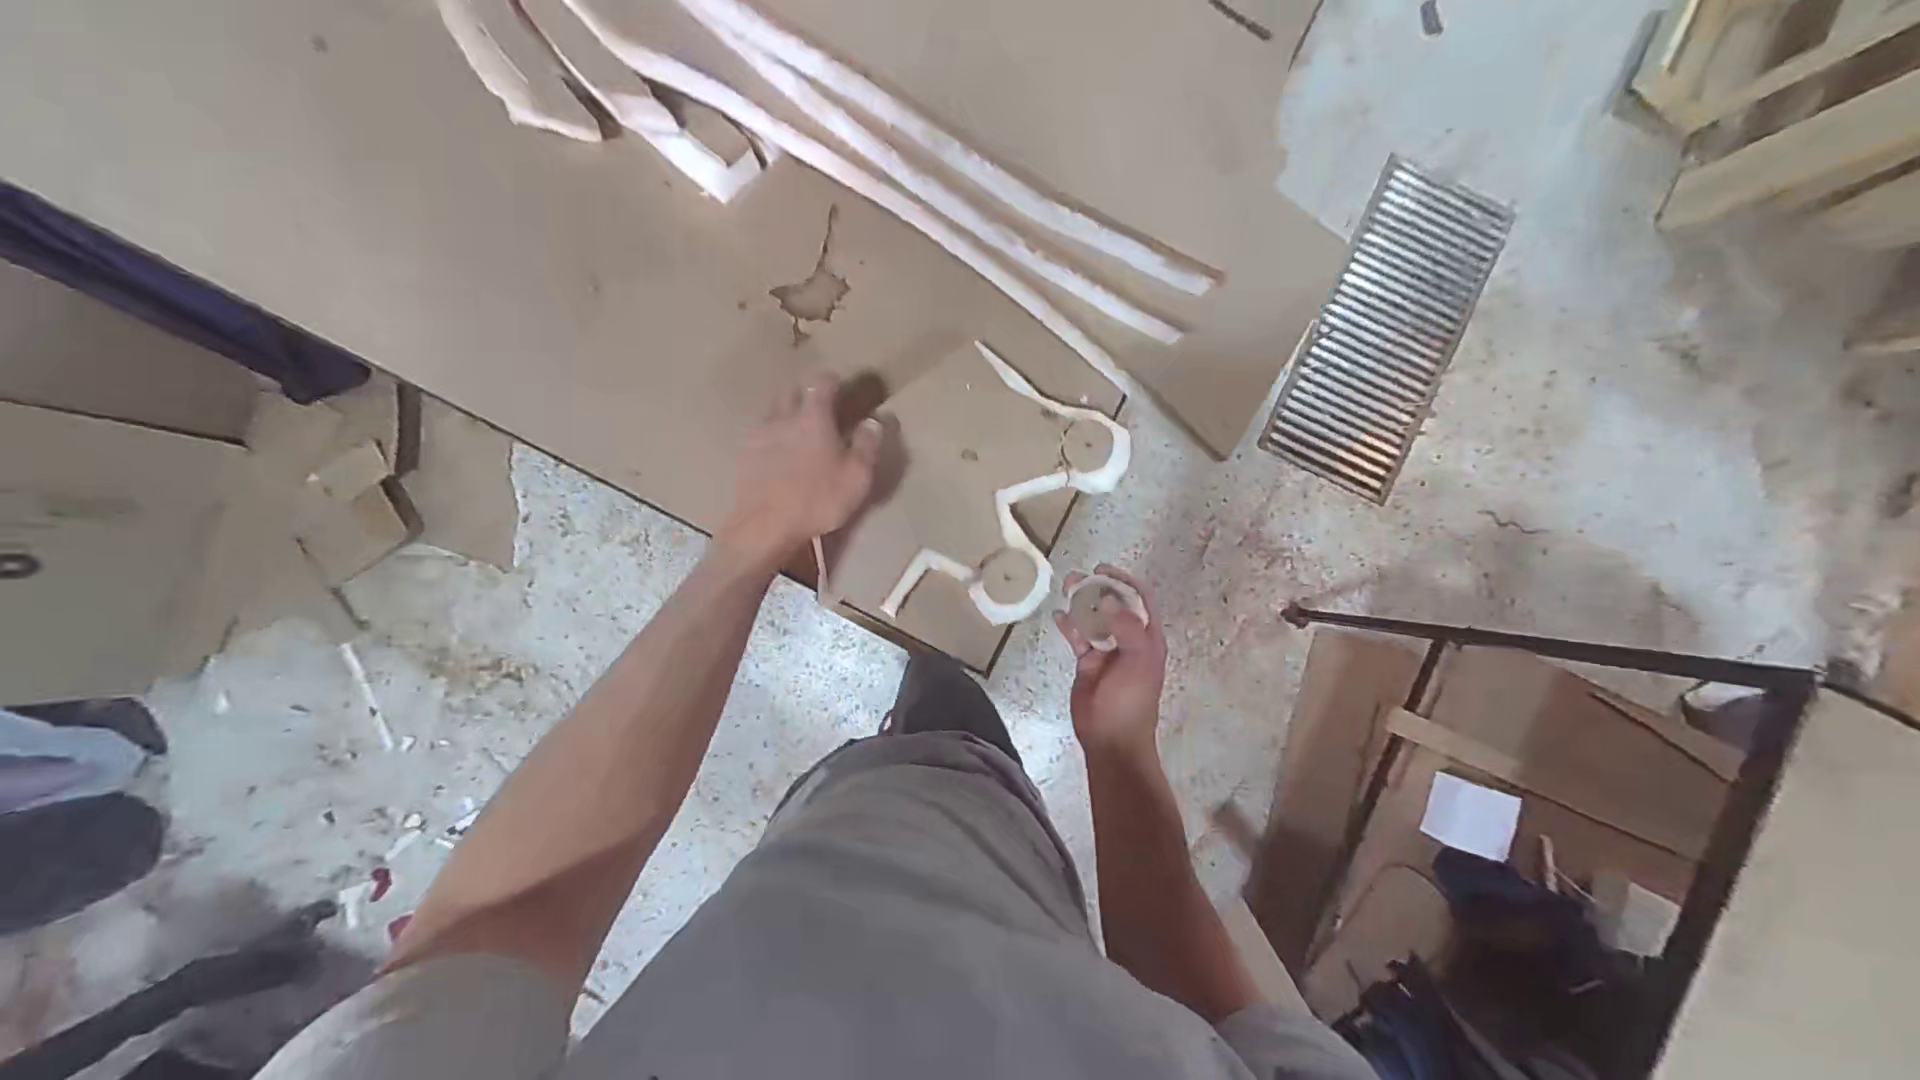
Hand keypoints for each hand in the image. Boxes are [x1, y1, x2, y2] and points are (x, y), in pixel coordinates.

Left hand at [718, 372, 881, 568]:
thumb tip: (875, 420)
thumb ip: (867, 445)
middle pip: (792, 392)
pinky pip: (760, 435)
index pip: (821, 384)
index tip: (840, 384)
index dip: (832, 380)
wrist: (765, 526)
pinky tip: (778, 453)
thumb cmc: (818, 500)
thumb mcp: (856, 477)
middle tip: (819, 405)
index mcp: (813, 418)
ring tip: (798, 429)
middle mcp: (783, 418)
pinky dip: (772, 436)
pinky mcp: (744, 456)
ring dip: (787, 413)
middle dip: (806, 393)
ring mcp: (759, 436)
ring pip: (773, 411)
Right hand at [1053, 565, 1166, 758]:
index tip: (1102, 570)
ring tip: (1065, 587)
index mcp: (1148, 637)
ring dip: (1080, 602)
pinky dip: (1069, 625)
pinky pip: (1078, 637)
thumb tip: (1109, 598)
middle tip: (1077, 577)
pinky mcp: (1087, 662)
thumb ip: (1126, 627)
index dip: (1124, 581)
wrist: (1112, 738)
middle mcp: (1129, 639)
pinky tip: (1058, 616)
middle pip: (1113, 604)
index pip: (1140, 598)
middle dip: (1097, 588)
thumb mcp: (1137, 661)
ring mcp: (1107, 650)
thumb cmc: (1131, 700)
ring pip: (1093, 618)